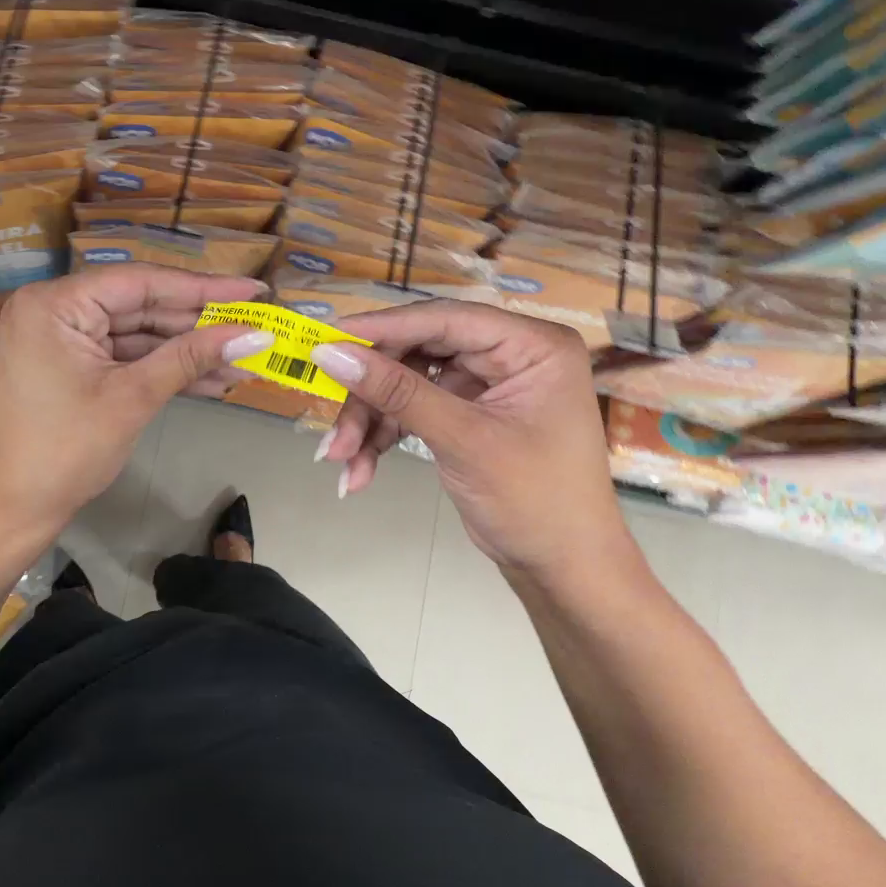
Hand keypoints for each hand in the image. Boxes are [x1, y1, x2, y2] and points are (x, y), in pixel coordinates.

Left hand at [0, 266, 272, 531]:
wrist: (20, 505)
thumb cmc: (68, 450)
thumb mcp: (133, 398)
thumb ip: (190, 357)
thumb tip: (255, 335)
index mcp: (53, 304)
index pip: (139, 282)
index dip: (201, 287)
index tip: (252, 290)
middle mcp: (52, 308)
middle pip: (139, 305)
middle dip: (198, 324)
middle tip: (255, 326)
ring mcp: (60, 337)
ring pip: (136, 332)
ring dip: (186, 350)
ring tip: (243, 360)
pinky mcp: (70, 363)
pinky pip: (122, 355)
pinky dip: (161, 367)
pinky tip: (211, 379)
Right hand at [306, 300, 638, 582]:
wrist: (562, 567)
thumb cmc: (535, 499)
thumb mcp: (463, 440)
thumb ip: (396, 392)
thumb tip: (329, 353)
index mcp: (531, 346)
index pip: (443, 320)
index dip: (380, 328)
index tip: (324, 340)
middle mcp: (507, 355)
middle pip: (415, 354)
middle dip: (370, 394)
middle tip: (332, 425)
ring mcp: (483, 386)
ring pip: (404, 385)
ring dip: (368, 422)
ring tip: (340, 459)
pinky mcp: (463, 414)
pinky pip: (409, 412)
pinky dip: (381, 438)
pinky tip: (358, 472)